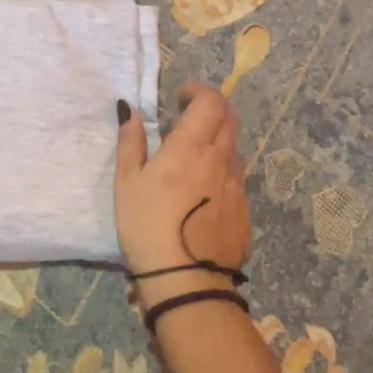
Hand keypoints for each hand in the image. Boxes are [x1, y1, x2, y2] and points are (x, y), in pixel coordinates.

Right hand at [114, 80, 251, 300]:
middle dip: (210, 109)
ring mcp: (237, 187)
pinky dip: (221, 170)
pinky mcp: (245, 213)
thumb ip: (131, 141)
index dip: (198, 91)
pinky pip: (236, 178)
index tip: (180, 97)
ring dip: (217, 140)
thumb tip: (131, 111)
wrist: (186, 282)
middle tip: (186, 117)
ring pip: (234, 149)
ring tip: (192, 157)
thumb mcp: (127, 181)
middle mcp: (221, 160)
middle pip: (229, 119)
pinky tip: (201, 192)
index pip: (211, 101)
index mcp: (191, 147)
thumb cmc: (147, 225)